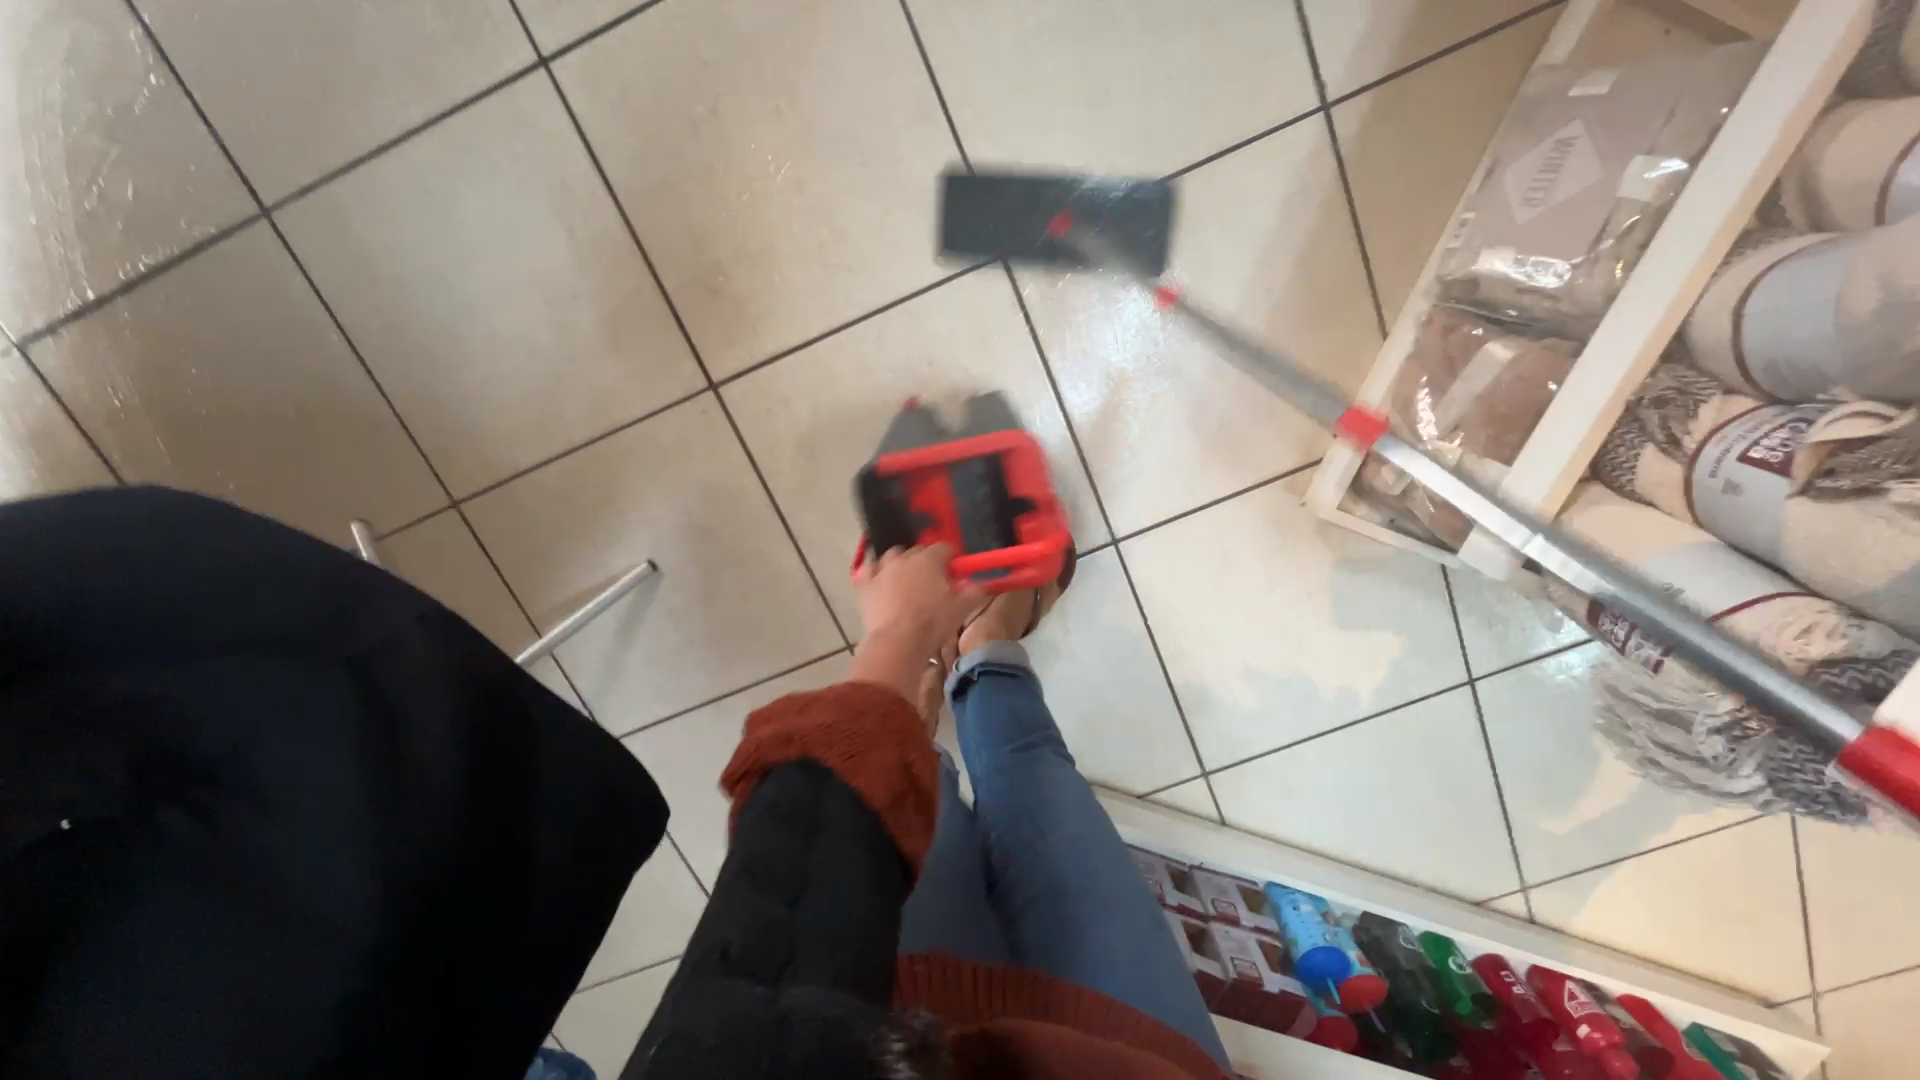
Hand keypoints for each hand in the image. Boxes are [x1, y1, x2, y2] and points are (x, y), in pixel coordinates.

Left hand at [849, 544, 983, 704]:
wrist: (898, 642)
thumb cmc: (933, 624)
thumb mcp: (961, 609)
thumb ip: (973, 592)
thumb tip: (978, 584)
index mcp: (929, 559)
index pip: (943, 548)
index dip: (950, 558)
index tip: (953, 572)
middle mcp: (905, 558)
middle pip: (918, 550)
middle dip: (925, 561)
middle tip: (932, 581)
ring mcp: (882, 569)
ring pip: (892, 556)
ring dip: (900, 563)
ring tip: (905, 580)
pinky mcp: (865, 584)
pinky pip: (868, 570)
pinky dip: (874, 573)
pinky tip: (879, 582)